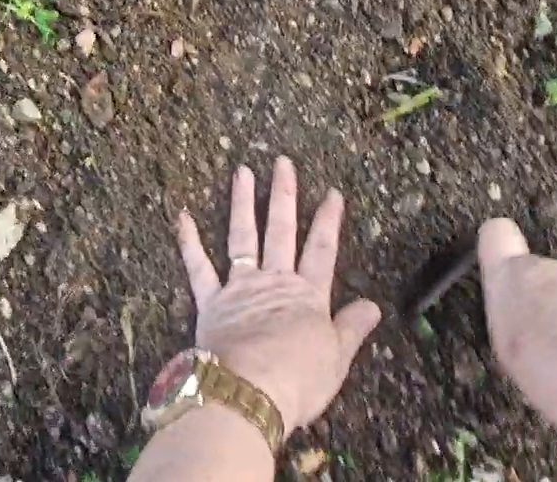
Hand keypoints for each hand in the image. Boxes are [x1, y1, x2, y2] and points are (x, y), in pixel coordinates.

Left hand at [174, 158, 382, 429]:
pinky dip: (189, 242)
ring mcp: (240, 287)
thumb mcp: (336, 358)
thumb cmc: (298, 381)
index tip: (332, 192)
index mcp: (307, 296)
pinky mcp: (211, 302)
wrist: (250, 393)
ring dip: (243, 203)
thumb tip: (373, 305)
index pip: (322, 249)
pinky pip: (198, 268)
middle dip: (284, 195)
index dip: (328, 220)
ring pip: (242, 237)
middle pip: (281, 231)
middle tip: (282, 162)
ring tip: (242, 172)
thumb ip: (351, 328)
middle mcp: (274, 282)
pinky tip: (183, 216)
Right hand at [476, 218, 556, 436]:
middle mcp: (548, 266)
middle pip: (548, 273)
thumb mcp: (511, 348)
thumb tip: (523, 302)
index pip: (497, 233)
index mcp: (511, 278)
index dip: (503, 245)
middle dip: (555, 298)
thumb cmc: (551, 376)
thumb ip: (513, 310)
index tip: (512, 267)